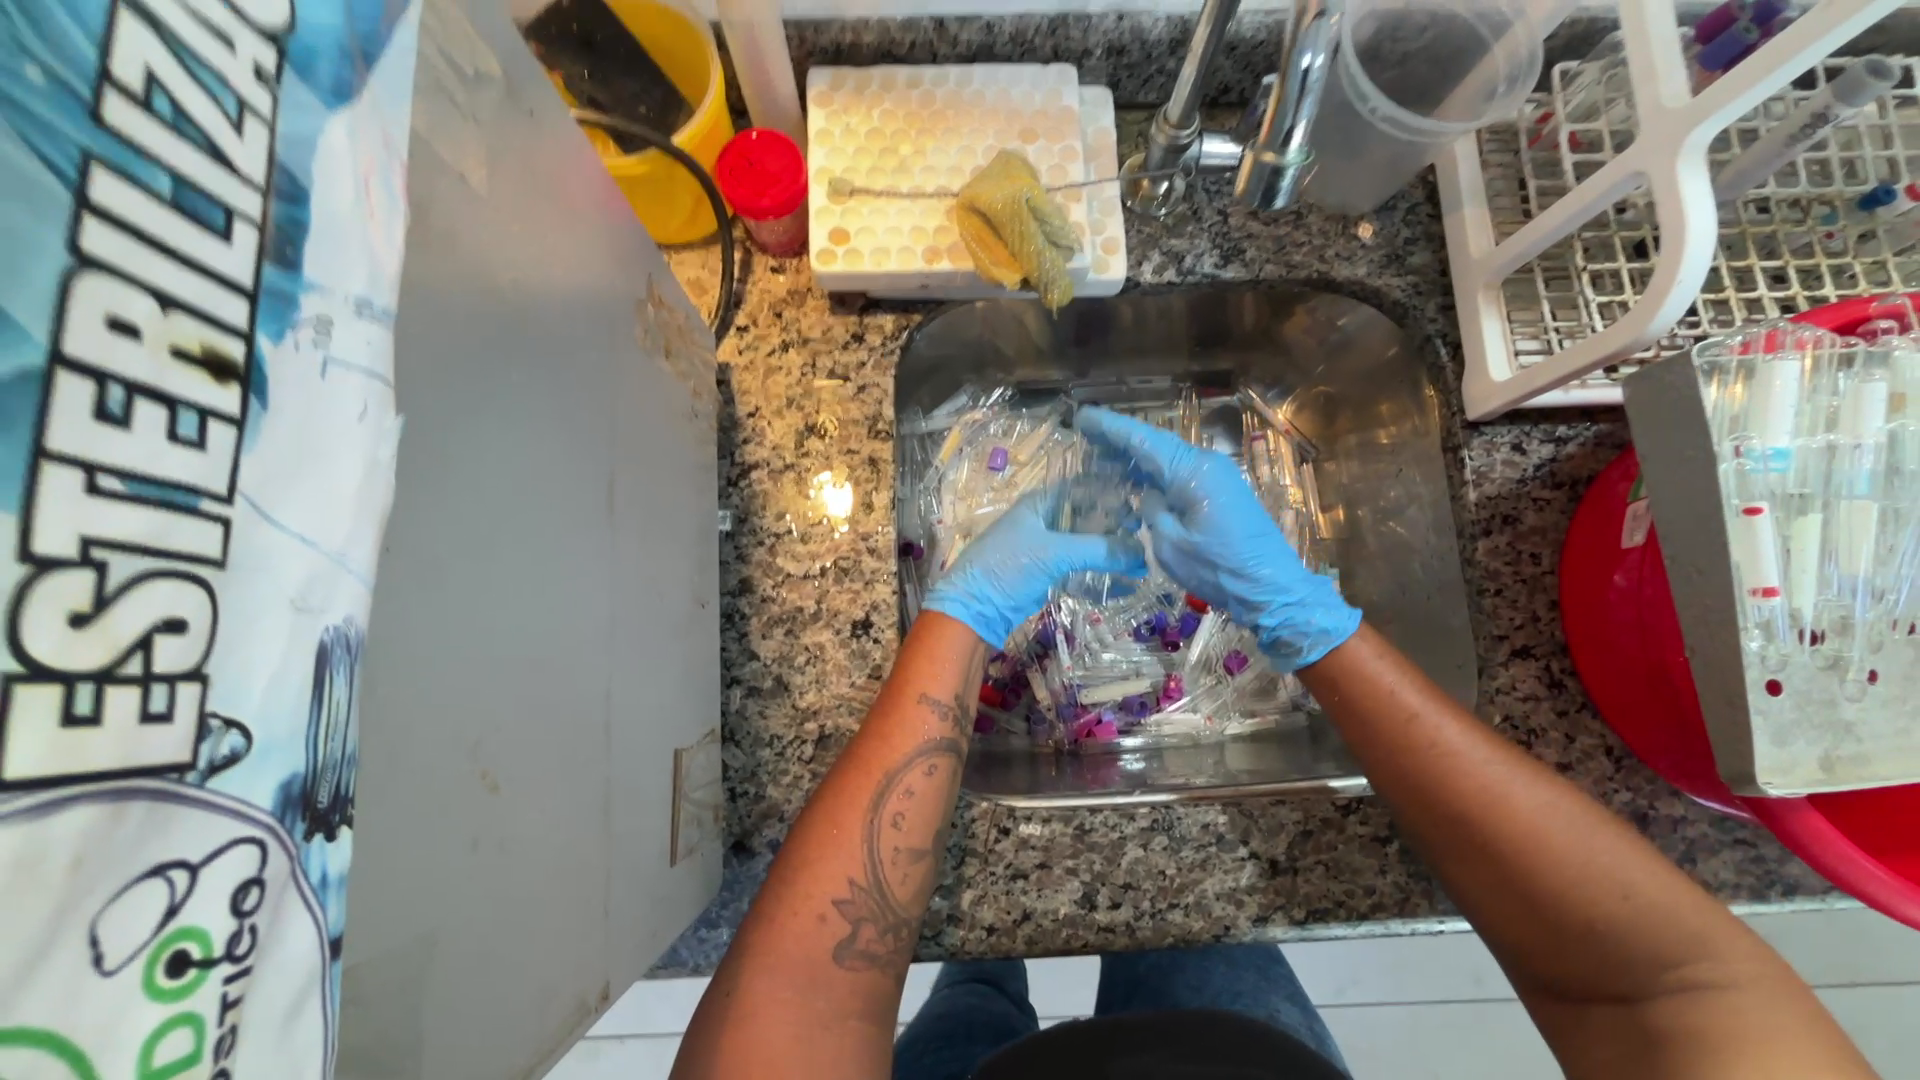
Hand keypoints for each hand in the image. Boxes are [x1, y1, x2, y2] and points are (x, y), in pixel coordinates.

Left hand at [923, 487, 1146, 645]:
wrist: (973, 609)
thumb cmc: (1008, 567)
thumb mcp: (1055, 553)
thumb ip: (1099, 549)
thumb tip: (1141, 552)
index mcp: (1041, 503)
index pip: (1084, 489)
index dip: (1113, 495)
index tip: (1143, 505)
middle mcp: (1044, 521)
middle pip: (1088, 519)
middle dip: (1117, 530)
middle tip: (1148, 539)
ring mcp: (1044, 550)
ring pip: (1084, 548)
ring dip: (1111, 556)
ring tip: (1143, 566)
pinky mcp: (1044, 576)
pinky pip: (1078, 572)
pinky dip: (1098, 578)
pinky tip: (1124, 587)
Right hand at [1075, 406, 1360, 670]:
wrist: (1271, 588)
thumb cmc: (1218, 569)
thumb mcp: (1169, 545)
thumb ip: (1152, 511)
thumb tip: (1150, 495)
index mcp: (1192, 472)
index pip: (1143, 440)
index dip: (1110, 428)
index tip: (1082, 416)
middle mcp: (1206, 464)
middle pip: (1155, 444)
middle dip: (1119, 440)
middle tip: (1085, 435)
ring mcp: (1217, 477)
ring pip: (1167, 459)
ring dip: (1136, 458)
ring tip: (1101, 458)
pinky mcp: (1221, 492)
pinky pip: (1180, 474)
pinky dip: (1154, 474)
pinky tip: (1135, 482)